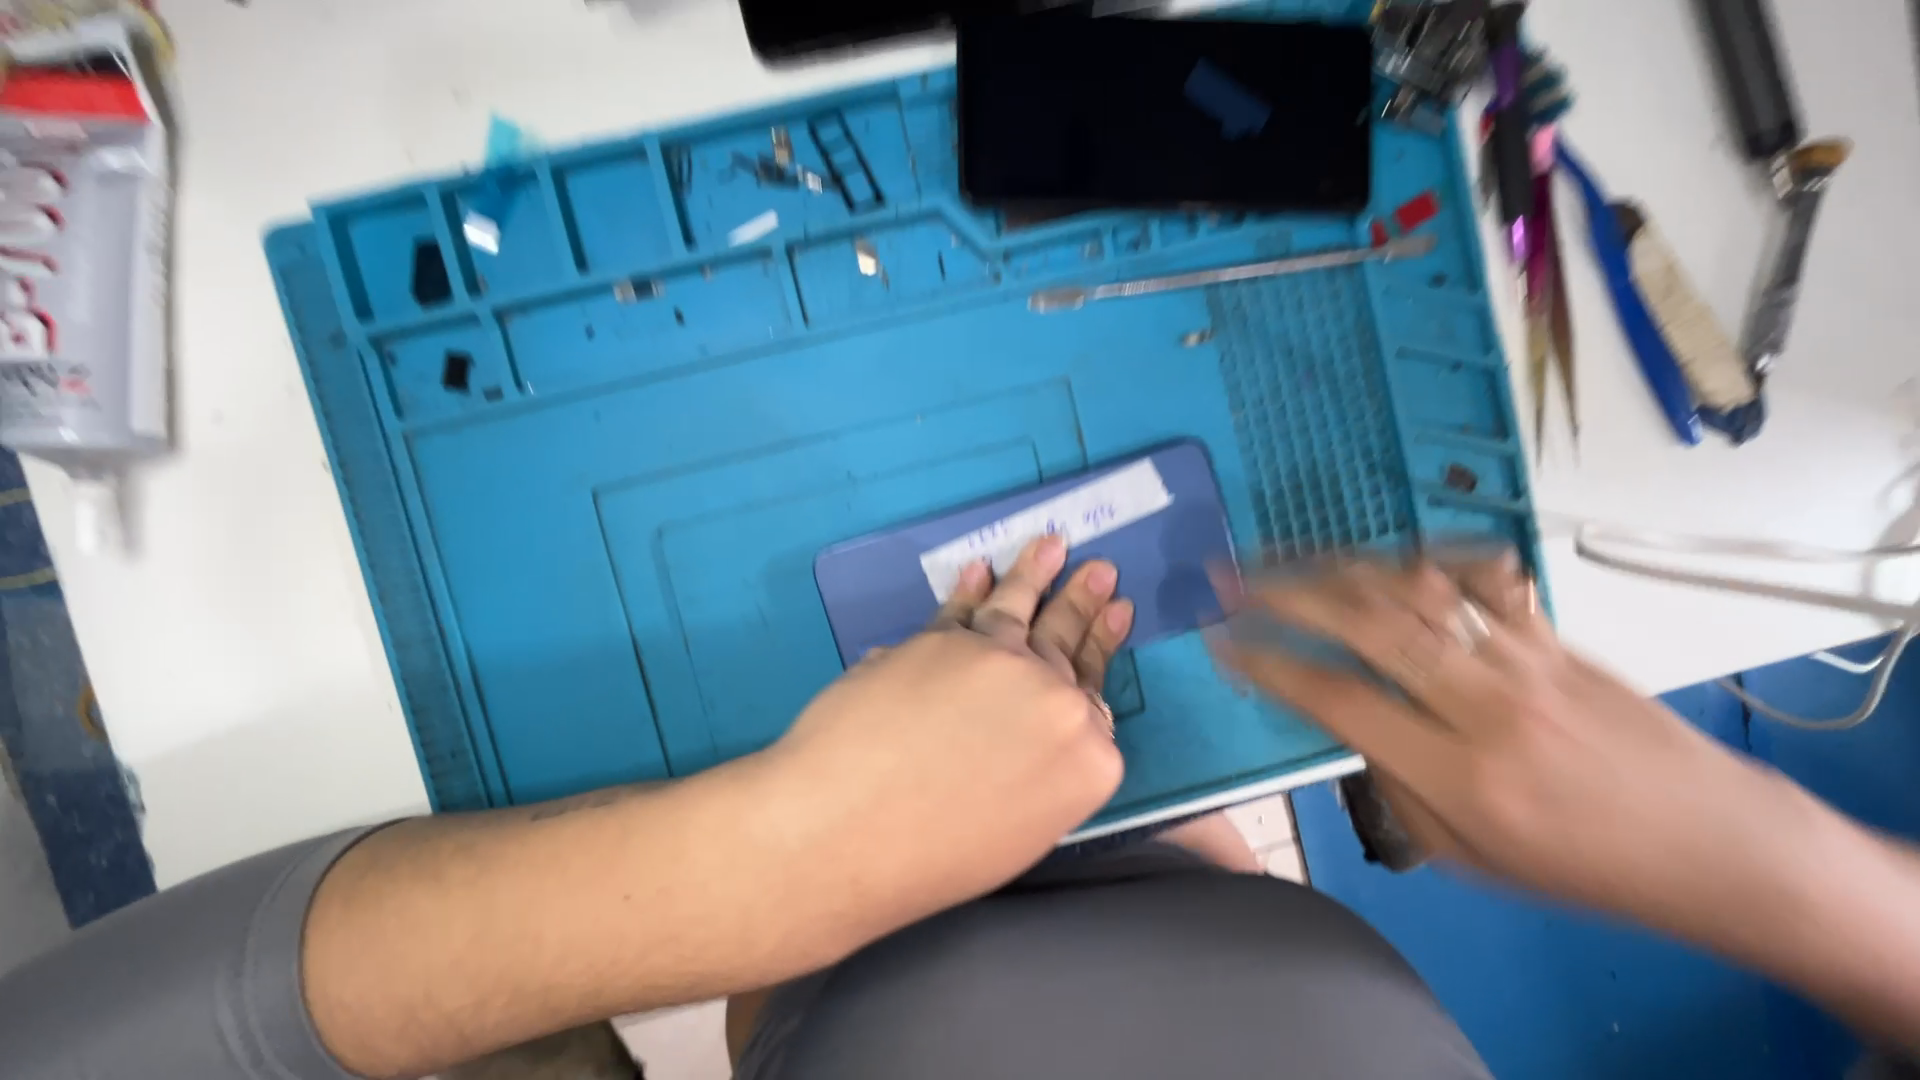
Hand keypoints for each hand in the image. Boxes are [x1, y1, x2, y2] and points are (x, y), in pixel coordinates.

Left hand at [761, 535, 1133, 943]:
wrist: (850, 831)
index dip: (1093, 671)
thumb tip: (1017, 733)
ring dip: (1038, 573)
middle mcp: (1058, 702)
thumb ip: (1039, 771)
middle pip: (1070, 645)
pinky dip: (976, 587)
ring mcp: (1004, 662)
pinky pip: (967, 608)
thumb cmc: (935, 859)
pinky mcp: (948, 639)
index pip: (1096, 708)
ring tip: (1052, 544)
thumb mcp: (1018, 831)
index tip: (1108, 628)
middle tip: (1102, 572)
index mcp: (1090, 762)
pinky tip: (983, 570)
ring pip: (1024, 610)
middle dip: (1085, 605)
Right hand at [1214, 554, 1822, 930]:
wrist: (1722, 848)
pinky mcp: (1552, 635)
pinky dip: (1425, 557)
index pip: (1337, 699)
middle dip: (1283, 593)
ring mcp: (1524, 657)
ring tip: (1286, 556)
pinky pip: (1480, 577)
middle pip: (1367, 625)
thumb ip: (1393, 783)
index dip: (1268, 664)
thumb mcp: (1466, 858)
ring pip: (1415, 589)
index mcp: (1460, 772)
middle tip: (1231, 575)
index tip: (1223, 641)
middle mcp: (1486, 702)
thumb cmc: (1583, 868)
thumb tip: (1348, 721)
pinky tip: (1389, 555)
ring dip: (1337, 566)